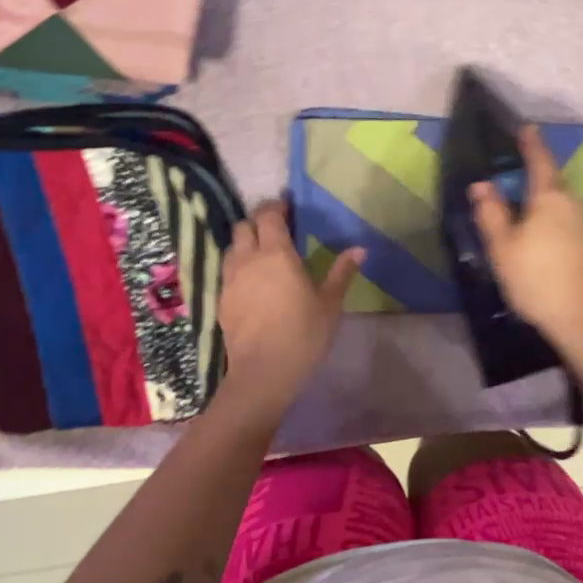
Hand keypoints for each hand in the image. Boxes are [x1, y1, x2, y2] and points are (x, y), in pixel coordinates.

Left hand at [216, 200, 361, 424]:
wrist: (263, 374)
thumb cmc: (303, 334)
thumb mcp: (330, 304)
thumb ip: (342, 272)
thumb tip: (360, 249)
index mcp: (276, 254)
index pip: (268, 216)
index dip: (277, 208)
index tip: (289, 208)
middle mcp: (248, 260)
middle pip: (243, 227)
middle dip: (258, 222)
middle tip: (277, 229)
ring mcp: (230, 280)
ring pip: (232, 248)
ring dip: (245, 243)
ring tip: (263, 254)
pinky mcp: (221, 300)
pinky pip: (228, 272)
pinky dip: (239, 267)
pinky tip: (253, 283)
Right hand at [469, 125, 582, 349]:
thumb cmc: (536, 278)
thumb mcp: (503, 247)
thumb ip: (491, 213)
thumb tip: (482, 184)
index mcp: (550, 196)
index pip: (539, 160)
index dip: (531, 144)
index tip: (526, 128)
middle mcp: (572, 202)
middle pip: (552, 180)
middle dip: (536, 172)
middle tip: (515, 169)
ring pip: (561, 200)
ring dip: (544, 196)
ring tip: (523, 201)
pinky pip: (566, 217)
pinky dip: (552, 215)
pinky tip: (540, 229)